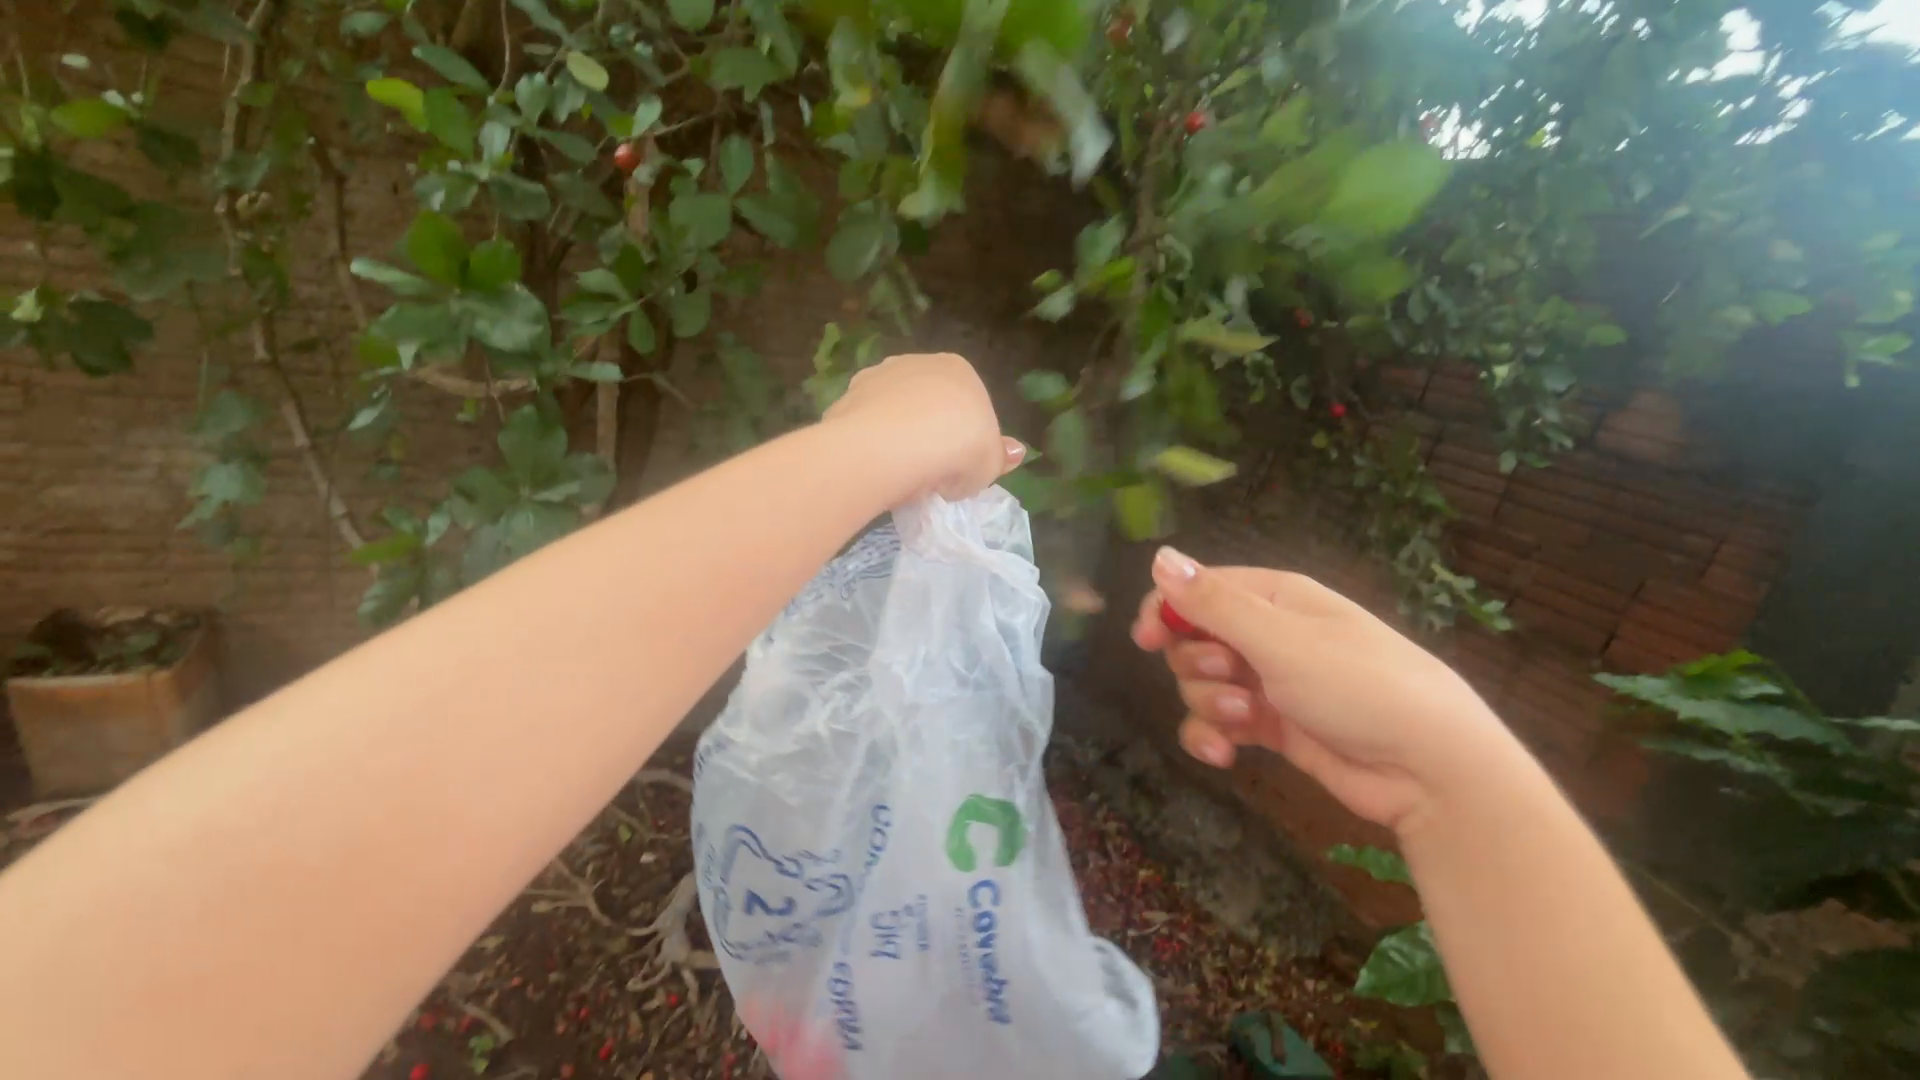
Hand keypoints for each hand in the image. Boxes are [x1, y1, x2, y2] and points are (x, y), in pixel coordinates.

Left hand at [822, 352, 1023, 501]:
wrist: (894, 444)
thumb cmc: (956, 447)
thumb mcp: (989, 463)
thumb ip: (999, 457)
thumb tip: (1016, 452)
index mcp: (959, 370)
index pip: (968, 407)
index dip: (967, 442)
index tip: (960, 470)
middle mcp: (917, 363)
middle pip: (928, 405)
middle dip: (930, 435)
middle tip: (932, 475)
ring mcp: (877, 377)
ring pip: (894, 414)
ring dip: (898, 440)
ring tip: (901, 477)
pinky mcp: (847, 398)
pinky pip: (866, 428)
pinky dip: (871, 446)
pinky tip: (876, 469)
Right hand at [1131, 547, 1518, 833]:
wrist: (1431, 769)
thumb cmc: (1359, 685)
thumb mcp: (1281, 639)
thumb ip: (1213, 603)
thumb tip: (1160, 556)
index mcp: (1275, 597)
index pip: (1199, 589)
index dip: (1166, 610)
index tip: (1145, 640)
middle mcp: (1269, 634)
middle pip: (1194, 640)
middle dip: (1196, 665)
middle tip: (1229, 680)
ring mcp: (1271, 683)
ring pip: (1203, 685)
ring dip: (1209, 704)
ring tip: (1243, 720)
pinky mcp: (1274, 728)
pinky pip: (1221, 724)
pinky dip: (1214, 736)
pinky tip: (1225, 755)